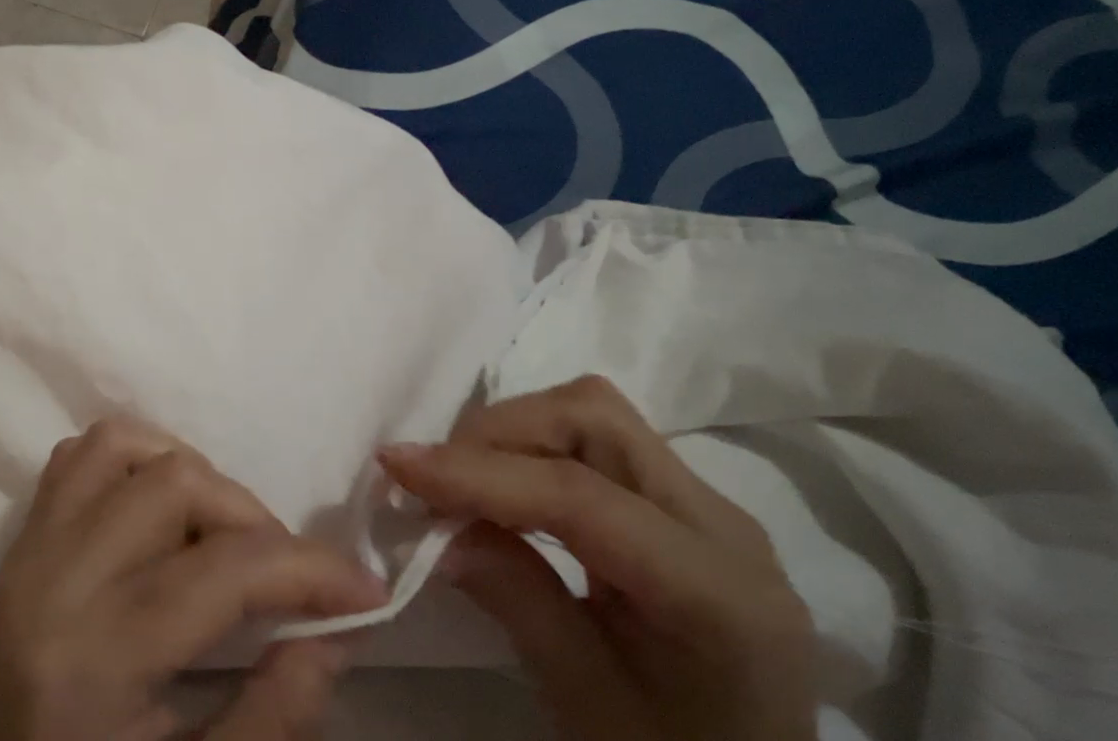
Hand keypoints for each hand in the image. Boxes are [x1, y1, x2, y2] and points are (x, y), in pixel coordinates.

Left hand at [0, 417, 388, 740]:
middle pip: (175, 484)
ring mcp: (29, 548)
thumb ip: (271, 715)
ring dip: (194, 476)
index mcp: (95, 657)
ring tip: (224, 539)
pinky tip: (165, 515)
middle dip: (255, 519)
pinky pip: (80, 457)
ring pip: (122, 446)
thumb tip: (336, 632)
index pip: (222, 570)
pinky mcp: (21, 538)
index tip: (366, 592)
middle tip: (286, 579)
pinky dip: (137, 461)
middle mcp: (54, 579)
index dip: (311, 570)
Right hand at [378, 375, 816, 740]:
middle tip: (431, 481)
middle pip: (594, 419)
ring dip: (513, 433)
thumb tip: (438, 529)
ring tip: (459, 484)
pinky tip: (501, 490)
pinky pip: (599, 443)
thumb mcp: (587, 703)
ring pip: (595, 414)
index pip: (582, 496)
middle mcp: (722, 523)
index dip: (479, 473)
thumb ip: (518, 604)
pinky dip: (534, 450)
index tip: (395, 466)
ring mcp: (706, 504)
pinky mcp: (681, 502)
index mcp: (716, 591)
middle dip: (498, 433)